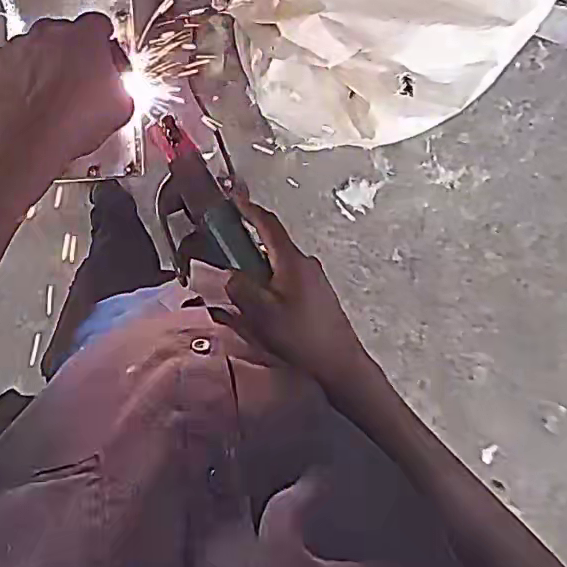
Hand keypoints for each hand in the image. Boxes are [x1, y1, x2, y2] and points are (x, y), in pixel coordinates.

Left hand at [0, 12, 132, 175]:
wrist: (24, 150)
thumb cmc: (69, 127)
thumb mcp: (119, 105)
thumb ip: (120, 81)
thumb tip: (117, 84)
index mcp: (84, 38)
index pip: (99, 24)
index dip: (103, 41)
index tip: (104, 53)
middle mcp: (48, 35)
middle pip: (64, 34)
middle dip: (72, 54)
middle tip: (78, 82)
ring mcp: (17, 48)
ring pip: (34, 48)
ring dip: (43, 65)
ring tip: (51, 98)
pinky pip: (8, 66)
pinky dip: (16, 79)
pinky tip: (28, 102)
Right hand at [225, 191, 377, 392]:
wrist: (341, 366)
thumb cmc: (301, 338)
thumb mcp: (261, 314)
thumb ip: (240, 289)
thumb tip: (230, 275)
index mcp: (291, 261)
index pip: (268, 224)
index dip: (249, 209)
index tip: (233, 200)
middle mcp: (305, 263)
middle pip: (270, 246)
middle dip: (247, 248)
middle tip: (225, 255)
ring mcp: (313, 279)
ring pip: (277, 266)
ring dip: (257, 272)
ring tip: (239, 294)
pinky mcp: (317, 296)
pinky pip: (286, 281)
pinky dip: (269, 286)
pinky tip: (261, 311)